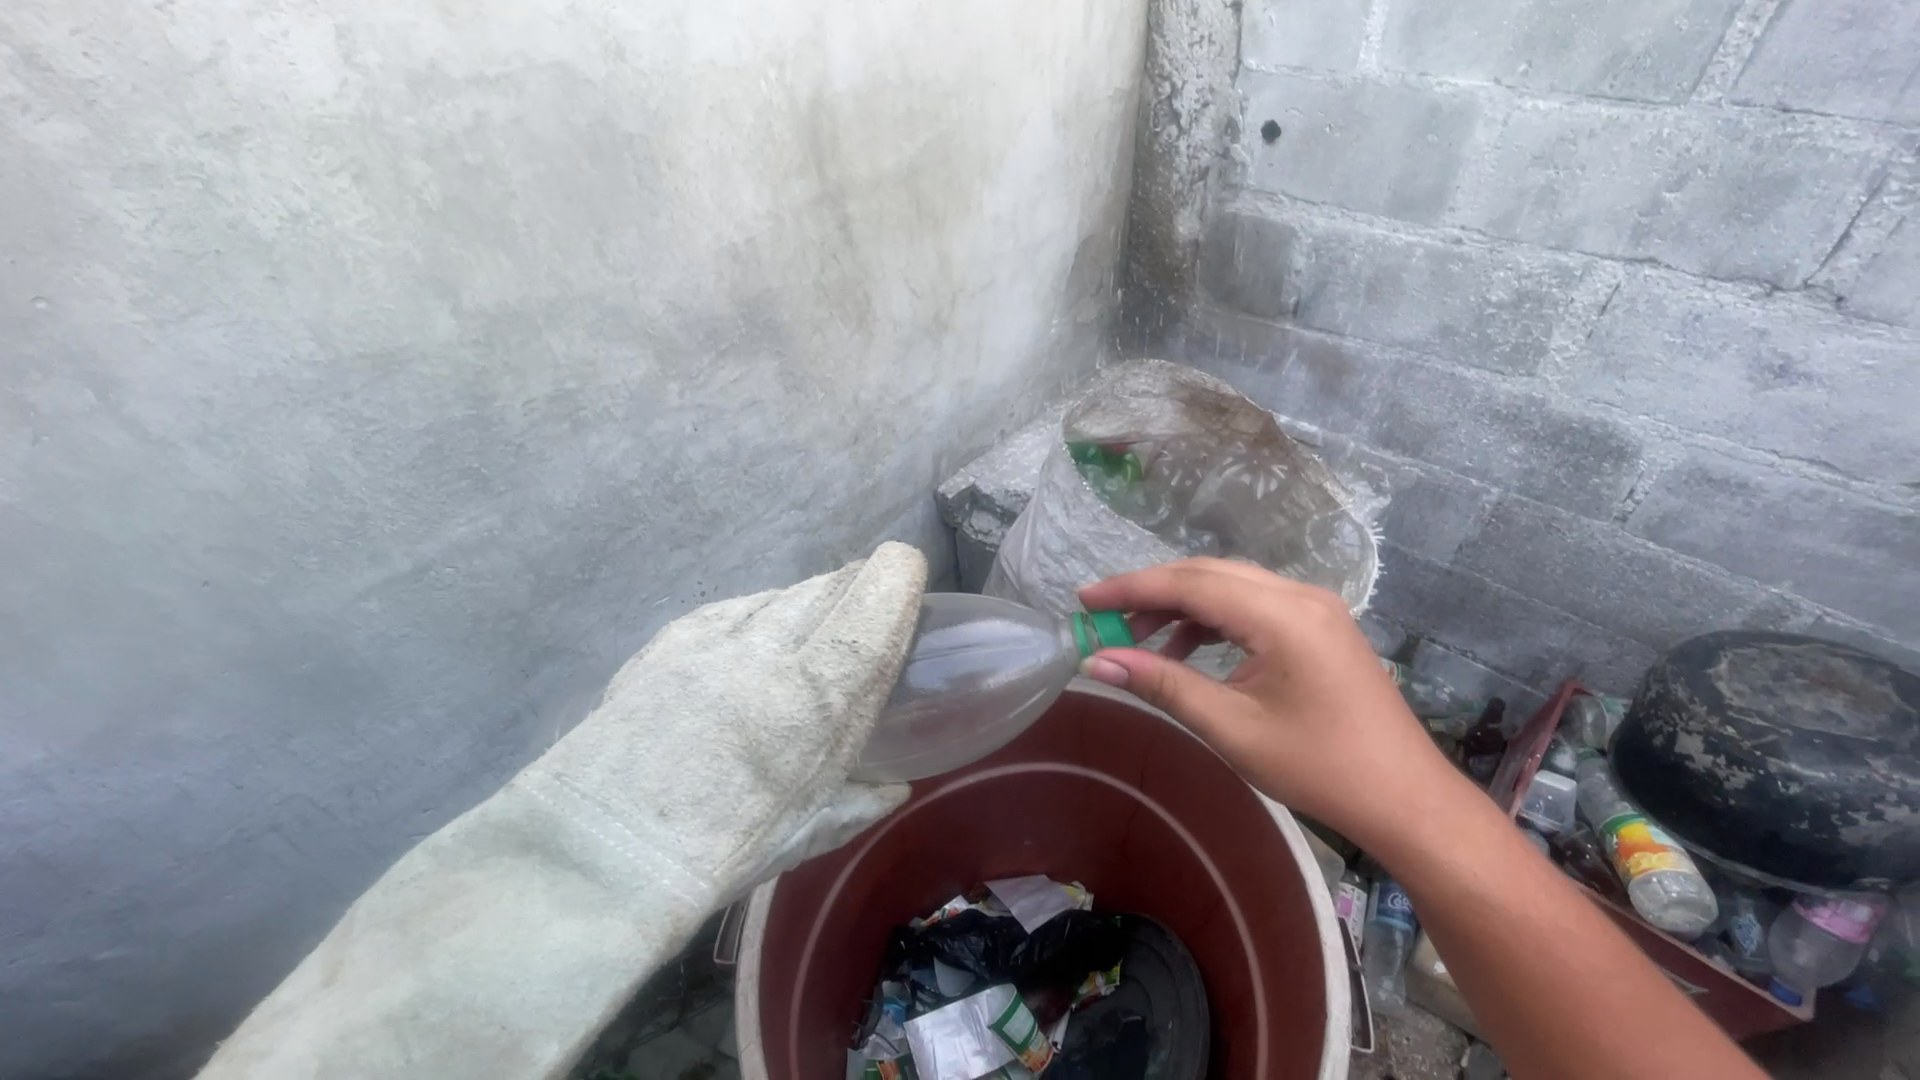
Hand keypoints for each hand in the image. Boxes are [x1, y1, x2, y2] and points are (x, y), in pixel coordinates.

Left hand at [526, 541, 927, 900]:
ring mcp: (714, 638)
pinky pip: (735, 608)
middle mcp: (769, 651)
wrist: (600, 854)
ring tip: (812, 626)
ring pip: (782, 595)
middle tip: (866, 603)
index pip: (870, 606)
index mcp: (816, 700)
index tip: (906, 573)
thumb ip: (857, 802)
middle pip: (828, 587)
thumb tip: (892, 790)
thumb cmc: (715, 855)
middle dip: (857, 586)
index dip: (896, 576)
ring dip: (809, 602)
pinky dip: (760, 614)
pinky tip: (756, 636)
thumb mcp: (803, 836)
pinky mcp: (670, 638)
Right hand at [1077, 558, 1468, 854]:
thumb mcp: (1231, 728)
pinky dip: (1211, 619)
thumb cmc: (1320, 768)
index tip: (1084, 601)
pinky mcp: (1318, 625)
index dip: (1131, 589)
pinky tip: (1186, 649)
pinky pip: (1251, 604)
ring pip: (1229, 585)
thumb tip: (1097, 662)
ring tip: (1139, 638)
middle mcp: (1300, 595)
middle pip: (1208, 574)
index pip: (1190, 584)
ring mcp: (1314, 607)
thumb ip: (1162, 685)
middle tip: (1103, 618)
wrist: (1405, 798)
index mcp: (1283, 616)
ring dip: (1180, 604)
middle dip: (1150, 592)